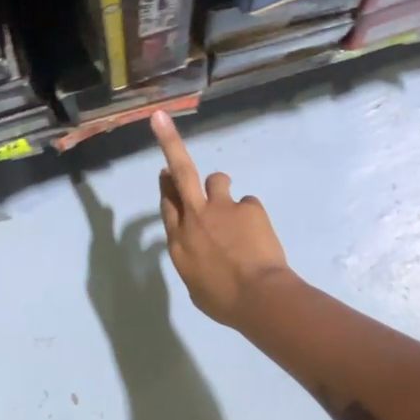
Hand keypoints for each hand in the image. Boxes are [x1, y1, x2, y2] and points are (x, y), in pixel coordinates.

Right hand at [150, 110, 291, 325]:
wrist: (259, 296)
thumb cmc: (223, 301)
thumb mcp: (195, 283)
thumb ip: (192, 258)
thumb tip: (198, 249)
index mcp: (178, 241)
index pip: (167, 204)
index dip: (166, 186)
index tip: (165, 173)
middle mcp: (195, 217)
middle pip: (180, 171)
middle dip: (168, 141)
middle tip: (160, 118)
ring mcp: (222, 208)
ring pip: (217, 180)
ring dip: (220, 187)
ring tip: (231, 207)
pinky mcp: (249, 207)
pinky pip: (248, 203)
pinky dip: (250, 215)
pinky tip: (258, 234)